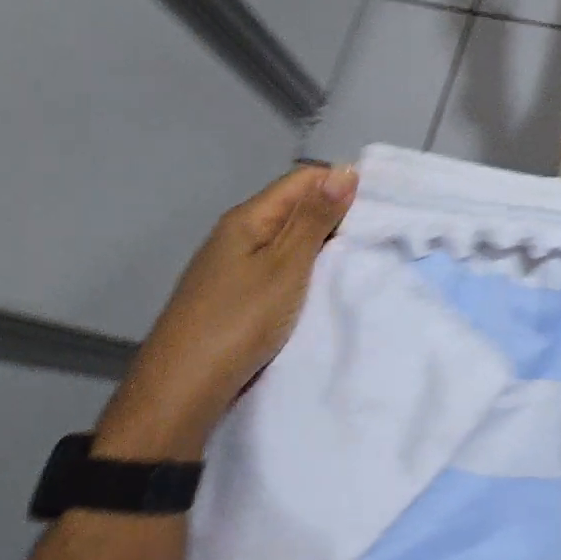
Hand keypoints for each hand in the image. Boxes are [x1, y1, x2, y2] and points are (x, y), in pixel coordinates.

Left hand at [94, 162, 358, 457]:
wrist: (182, 389)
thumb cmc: (240, 321)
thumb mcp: (286, 266)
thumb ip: (315, 219)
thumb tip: (345, 170)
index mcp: (249, 217)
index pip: (304, 179)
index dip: (341, 185)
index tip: (378, 209)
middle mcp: (238, 233)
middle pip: (295, 206)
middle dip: (335, 215)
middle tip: (375, 236)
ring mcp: (232, 264)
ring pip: (287, 237)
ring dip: (321, 243)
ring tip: (355, 259)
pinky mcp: (233, 293)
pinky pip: (277, 264)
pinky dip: (303, 268)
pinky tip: (320, 284)